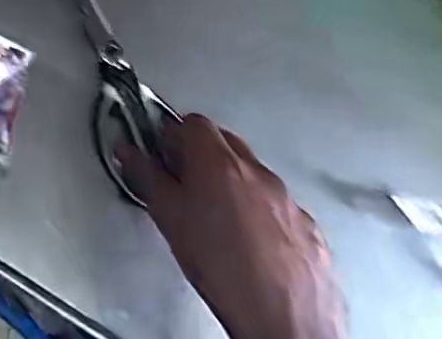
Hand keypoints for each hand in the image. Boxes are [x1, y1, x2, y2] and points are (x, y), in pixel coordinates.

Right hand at [119, 114, 347, 338]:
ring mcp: (289, 202)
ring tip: (216, 216)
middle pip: (225, 141)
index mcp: (218, 162)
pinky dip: (262, 213)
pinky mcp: (311, 231)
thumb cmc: (225, 270)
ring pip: (254, 175)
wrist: (283, 324)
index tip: (162, 150)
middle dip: (202, 153)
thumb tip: (130, 153)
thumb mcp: (167, 215)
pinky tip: (249, 241)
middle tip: (184, 177)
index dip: (173, 133)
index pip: (192, 122)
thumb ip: (145, 174)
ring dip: (233, 183)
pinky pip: (280, 207)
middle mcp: (258, 174)